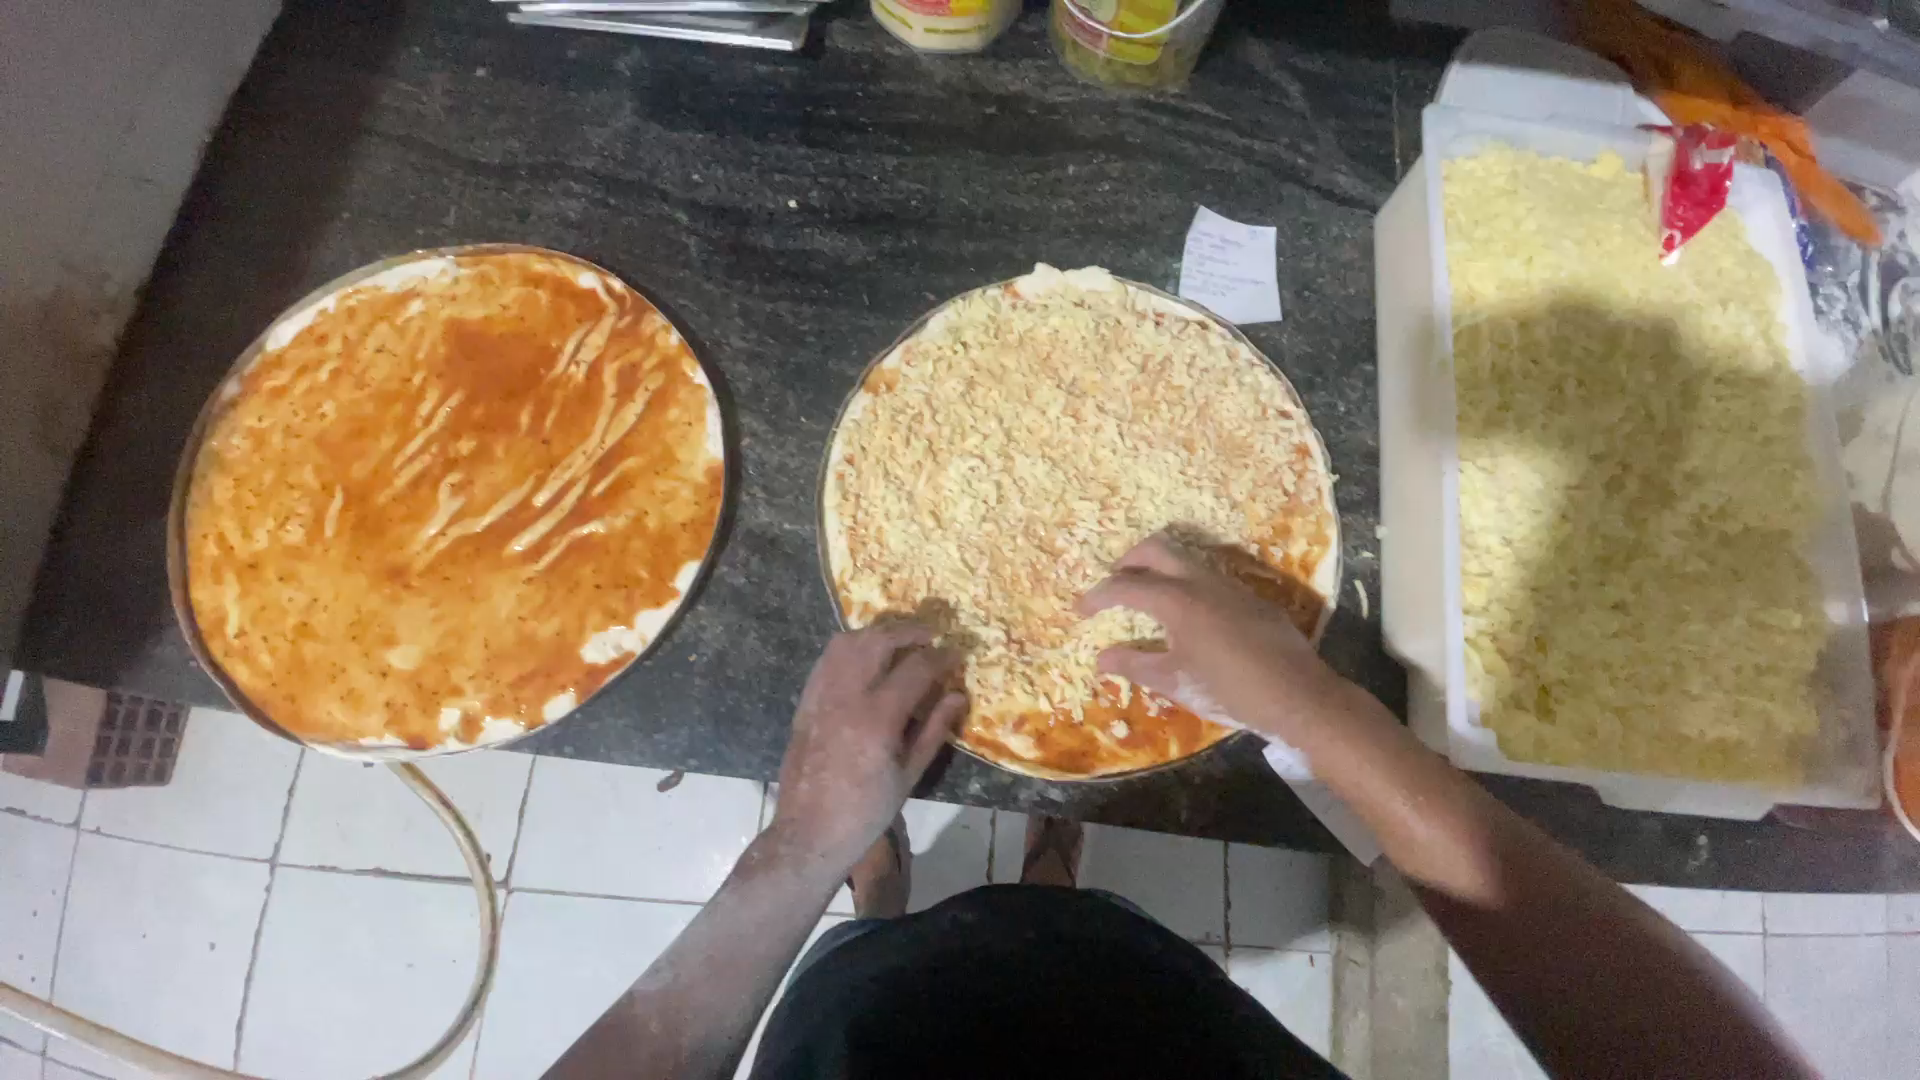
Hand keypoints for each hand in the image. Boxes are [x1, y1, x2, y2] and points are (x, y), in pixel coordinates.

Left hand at [769, 621, 966, 868]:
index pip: (916, 668)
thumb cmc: (867, 811)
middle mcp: (846, 697)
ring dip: (878, 633)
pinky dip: (852, 646)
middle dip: (909, 631)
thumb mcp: (910, 774)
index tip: (957, 654)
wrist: (810, 833)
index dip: (941, 657)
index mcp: (877, 718)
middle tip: (931, 635)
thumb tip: (958, 695)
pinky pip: (828, 658)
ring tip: (900, 640)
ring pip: (848, 641)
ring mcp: (821, 695)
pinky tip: (868, 656)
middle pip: (879, 641)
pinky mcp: (805, 700)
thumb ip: (934, 729)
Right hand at [1077, 534, 1355, 741]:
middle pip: (1156, 549)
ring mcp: (1230, 586)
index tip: (1081, 610)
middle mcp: (1201, 582)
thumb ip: (1133, 665)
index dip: (1098, 596)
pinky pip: (1209, 577)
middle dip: (1128, 561)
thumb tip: (1101, 657)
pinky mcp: (1251, 598)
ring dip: (1159, 569)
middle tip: (1114, 584)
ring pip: (1186, 559)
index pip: (1125, 586)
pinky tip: (1188, 617)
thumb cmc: (1228, 690)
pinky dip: (1185, 584)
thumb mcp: (1173, 682)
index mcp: (1177, 601)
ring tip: (1146, 597)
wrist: (1298, 697)